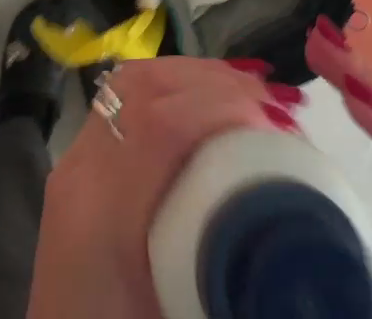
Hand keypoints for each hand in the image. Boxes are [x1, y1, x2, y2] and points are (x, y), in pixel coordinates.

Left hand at [25, 56, 304, 318]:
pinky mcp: (75, 167)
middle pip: (143, 86)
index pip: (162, 123)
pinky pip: (119, 102)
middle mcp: (81, 175)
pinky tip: (201, 108)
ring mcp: (72, 165)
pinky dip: (166, 90)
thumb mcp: (182, 308)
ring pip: (128, 84)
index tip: (276, 121)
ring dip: (188, 76)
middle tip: (268, 102)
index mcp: (105, 217)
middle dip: (213, 79)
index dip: (224, 104)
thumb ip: (235, 259)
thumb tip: (300, 214)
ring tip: (241, 96)